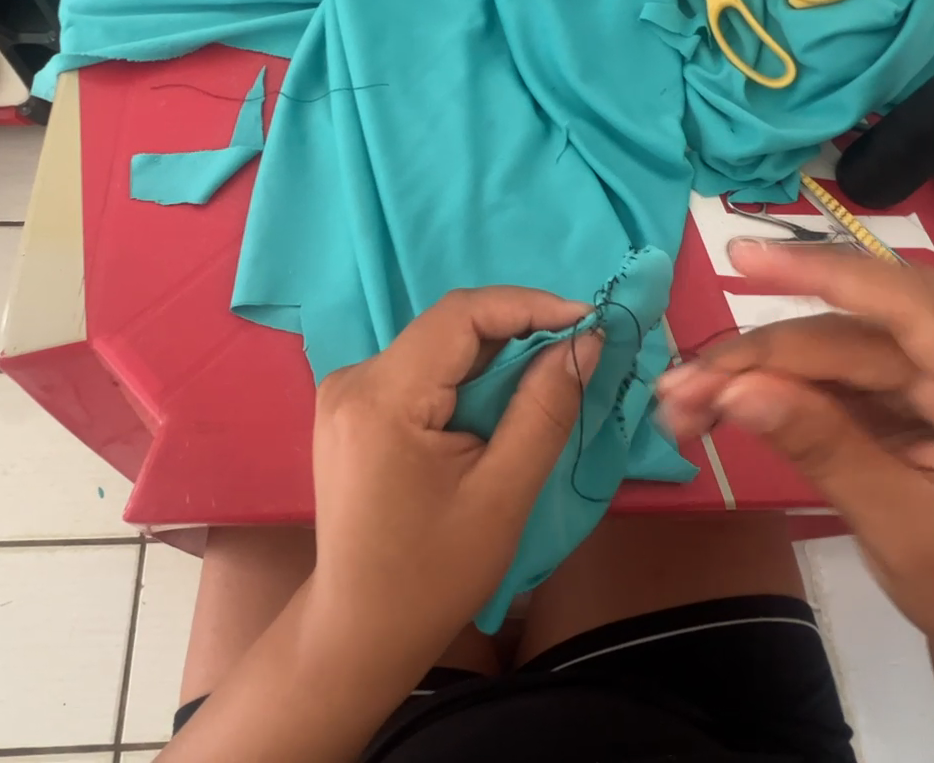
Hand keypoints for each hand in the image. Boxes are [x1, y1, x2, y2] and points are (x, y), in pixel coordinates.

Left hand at [309, 287, 601, 650]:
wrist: (360, 627)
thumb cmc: (433, 573)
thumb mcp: (503, 494)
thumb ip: (544, 409)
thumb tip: (583, 342)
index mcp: (382, 397)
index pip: (459, 316)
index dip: (528, 305)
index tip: (586, 319)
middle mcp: (353, 378)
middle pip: (447, 328)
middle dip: (517, 330)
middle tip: (578, 349)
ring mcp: (346, 391)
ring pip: (436, 347)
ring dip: (494, 356)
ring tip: (548, 373)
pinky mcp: (352, 407)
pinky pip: (419, 371)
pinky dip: (466, 377)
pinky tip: (498, 401)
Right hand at [655, 240, 933, 677]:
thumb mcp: (906, 531)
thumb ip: (825, 449)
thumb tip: (736, 388)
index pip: (909, 304)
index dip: (820, 272)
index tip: (739, 259)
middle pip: (851, 333)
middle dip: (760, 354)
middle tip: (680, 387)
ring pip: (832, 353)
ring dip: (757, 372)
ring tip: (686, 403)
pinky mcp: (911, 403)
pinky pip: (835, 380)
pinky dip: (777, 392)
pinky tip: (728, 405)